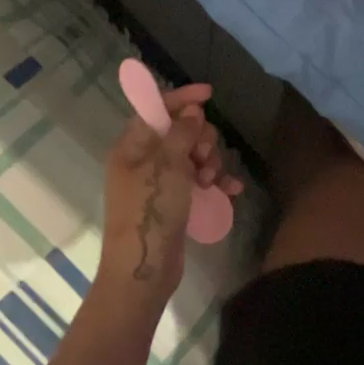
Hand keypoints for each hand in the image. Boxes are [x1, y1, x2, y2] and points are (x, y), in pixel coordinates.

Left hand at [98, 84, 244, 297]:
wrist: (144, 269)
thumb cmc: (150, 211)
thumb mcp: (167, 165)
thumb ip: (181, 132)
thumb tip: (192, 111)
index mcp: (132, 147)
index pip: (156, 109)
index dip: (182, 98)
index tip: (210, 94)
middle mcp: (143, 161)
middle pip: (181, 132)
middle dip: (201, 139)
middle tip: (205, 157)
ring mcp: (159, 183)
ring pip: (194, 156)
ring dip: (211, 163)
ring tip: (213, 181)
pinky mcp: (174, 203)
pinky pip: (199, 182)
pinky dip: (216, 183)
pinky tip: (232, 191)